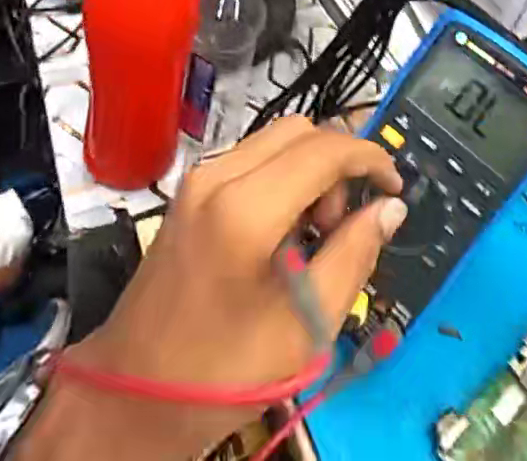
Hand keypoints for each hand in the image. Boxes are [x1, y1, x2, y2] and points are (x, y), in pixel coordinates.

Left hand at [46, 117, 406, 457]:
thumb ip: (352, 256)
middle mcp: (217, 175)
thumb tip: (388, 208)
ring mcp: (198, 178)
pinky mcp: (191, 190)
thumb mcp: (303, 327)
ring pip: (275, 139)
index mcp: (244, 208)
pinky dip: (285, 175)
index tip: (395, 186)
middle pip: (299, 131)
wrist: (131, 394)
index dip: (369, 157)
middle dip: (338, 163)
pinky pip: (253, 158)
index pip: (323, 149)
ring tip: (315, 233)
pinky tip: (285, 229)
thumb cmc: (221, 371)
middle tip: (344, 223)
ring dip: (311, 168)